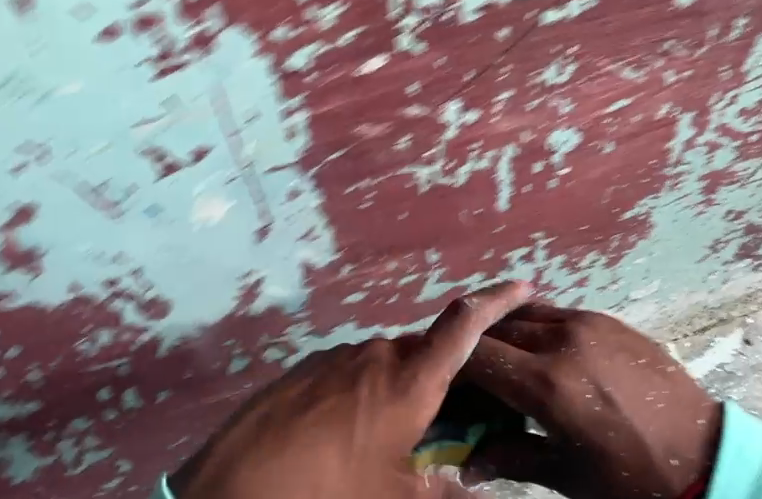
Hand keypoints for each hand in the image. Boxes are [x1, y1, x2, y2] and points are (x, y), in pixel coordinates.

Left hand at [171, 280, 532, 498]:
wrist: (237, 484)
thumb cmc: (330, 490)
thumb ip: (441, 492)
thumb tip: (470, 488)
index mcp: (410, 381)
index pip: (464, 324)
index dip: (498, 299)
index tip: (524, 283)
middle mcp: (376, 354)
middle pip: (424, 354)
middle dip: (444, 378)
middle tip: (453, 414)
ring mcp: (337, 356)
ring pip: (385, 367)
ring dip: (399, 392)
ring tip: (390, 438)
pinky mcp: (306, 368)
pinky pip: (350, 374)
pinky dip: (363, 396)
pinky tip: (346, 436)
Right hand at [460, 302, 722, 498]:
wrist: (706, 455)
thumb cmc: (632, 479)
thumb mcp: (568, 476)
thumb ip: (510, 458)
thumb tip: (466, 464)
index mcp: (549, 384)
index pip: (475, 356)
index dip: (450, 368)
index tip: (438, 384)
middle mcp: (562, 340)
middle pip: (493, 329)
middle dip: (471, 350)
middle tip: (464, 377)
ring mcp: (587, 322)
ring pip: (522, 314)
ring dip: (501, 334)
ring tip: (498, 364)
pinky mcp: (606, 318)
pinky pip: (554, 313)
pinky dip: (533, 329)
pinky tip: (537, 356)